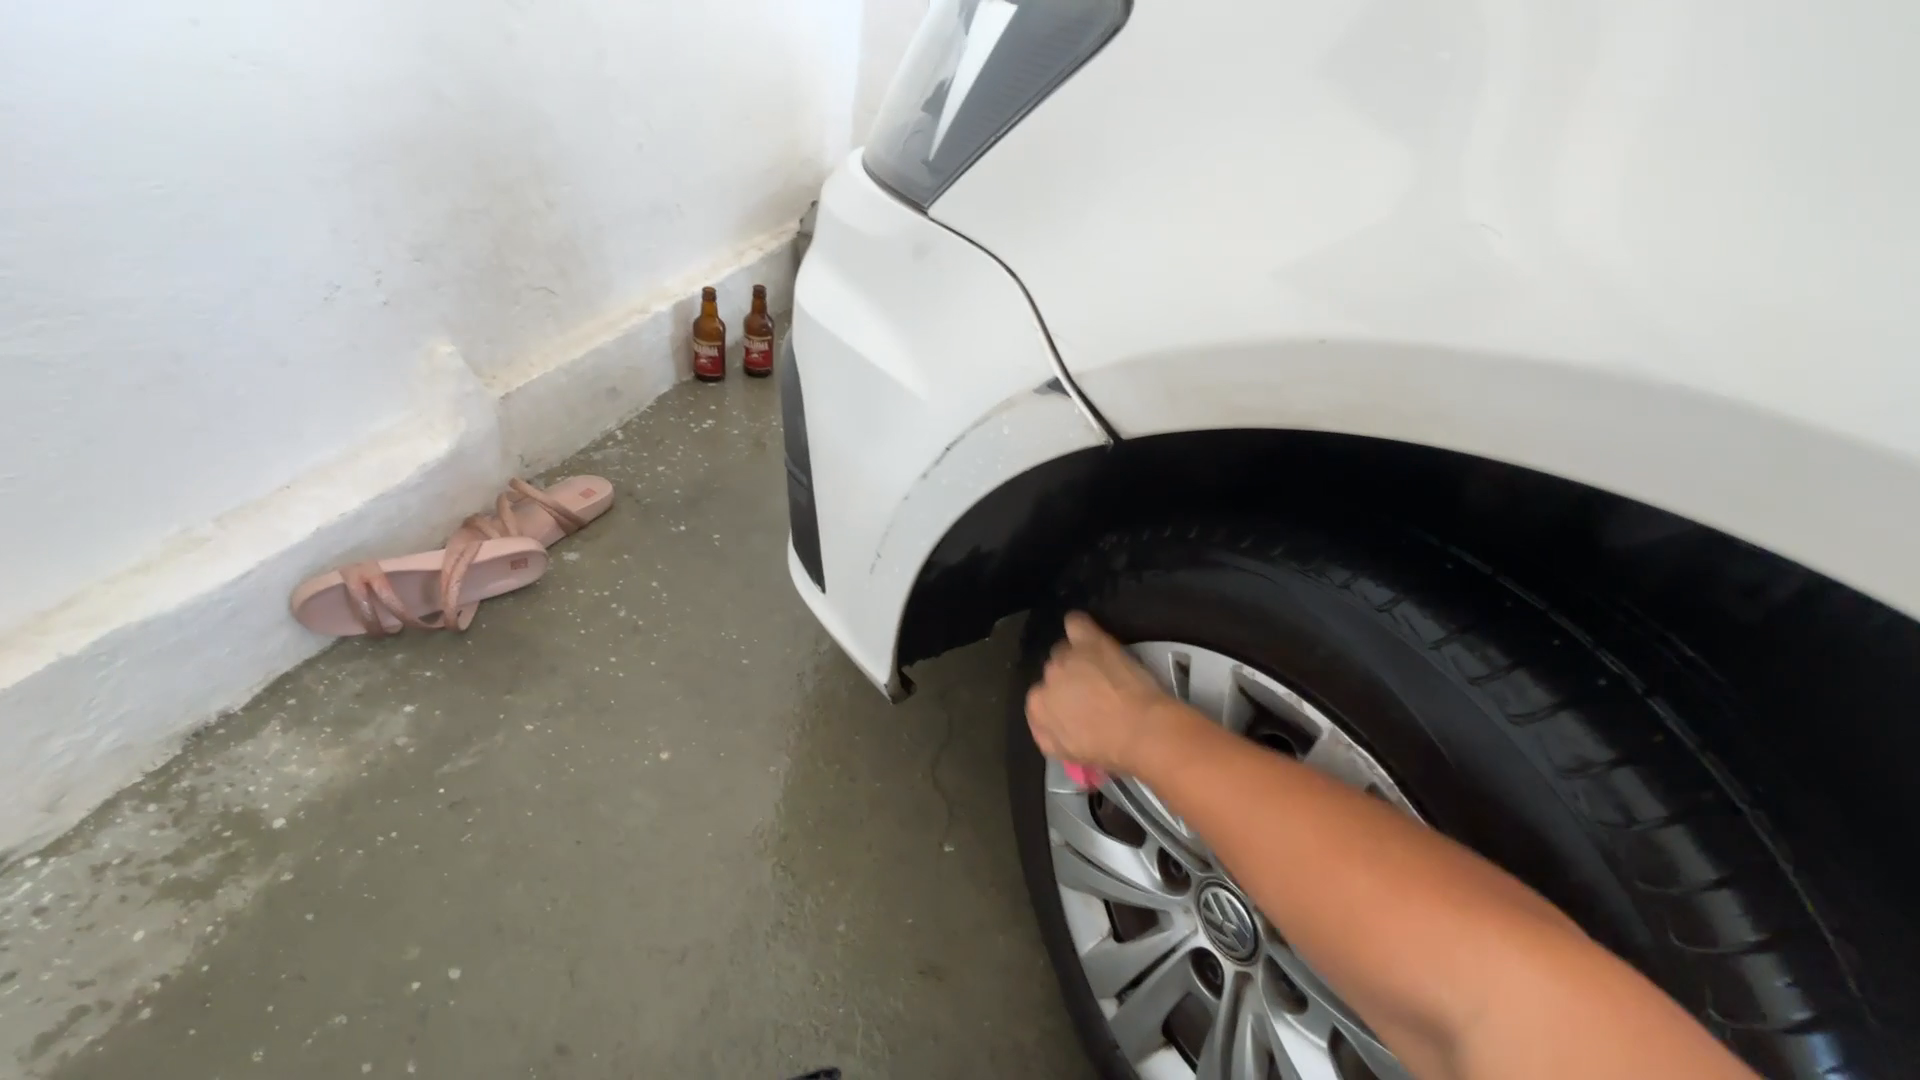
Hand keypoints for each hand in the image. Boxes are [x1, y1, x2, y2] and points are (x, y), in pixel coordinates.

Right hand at [1025, 612, 1198, 775]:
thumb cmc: (1110, 750)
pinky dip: (1079, 626)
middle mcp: (1046, 678)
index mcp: (1038, 708)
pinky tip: (1086, 632)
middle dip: (1068, 681)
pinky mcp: (1090, 641)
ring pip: (1065, 650)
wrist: (1142, 730)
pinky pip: (1075, 623)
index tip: (1078, 710)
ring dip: (1077, 658)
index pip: (1042, 701)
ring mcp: (1067, 657)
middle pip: (1053, 673)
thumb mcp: (1067, 754)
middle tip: (1093, 692)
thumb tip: (1047, 724)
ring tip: (1099, 668)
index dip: (1061, 705)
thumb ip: (1048, 735)